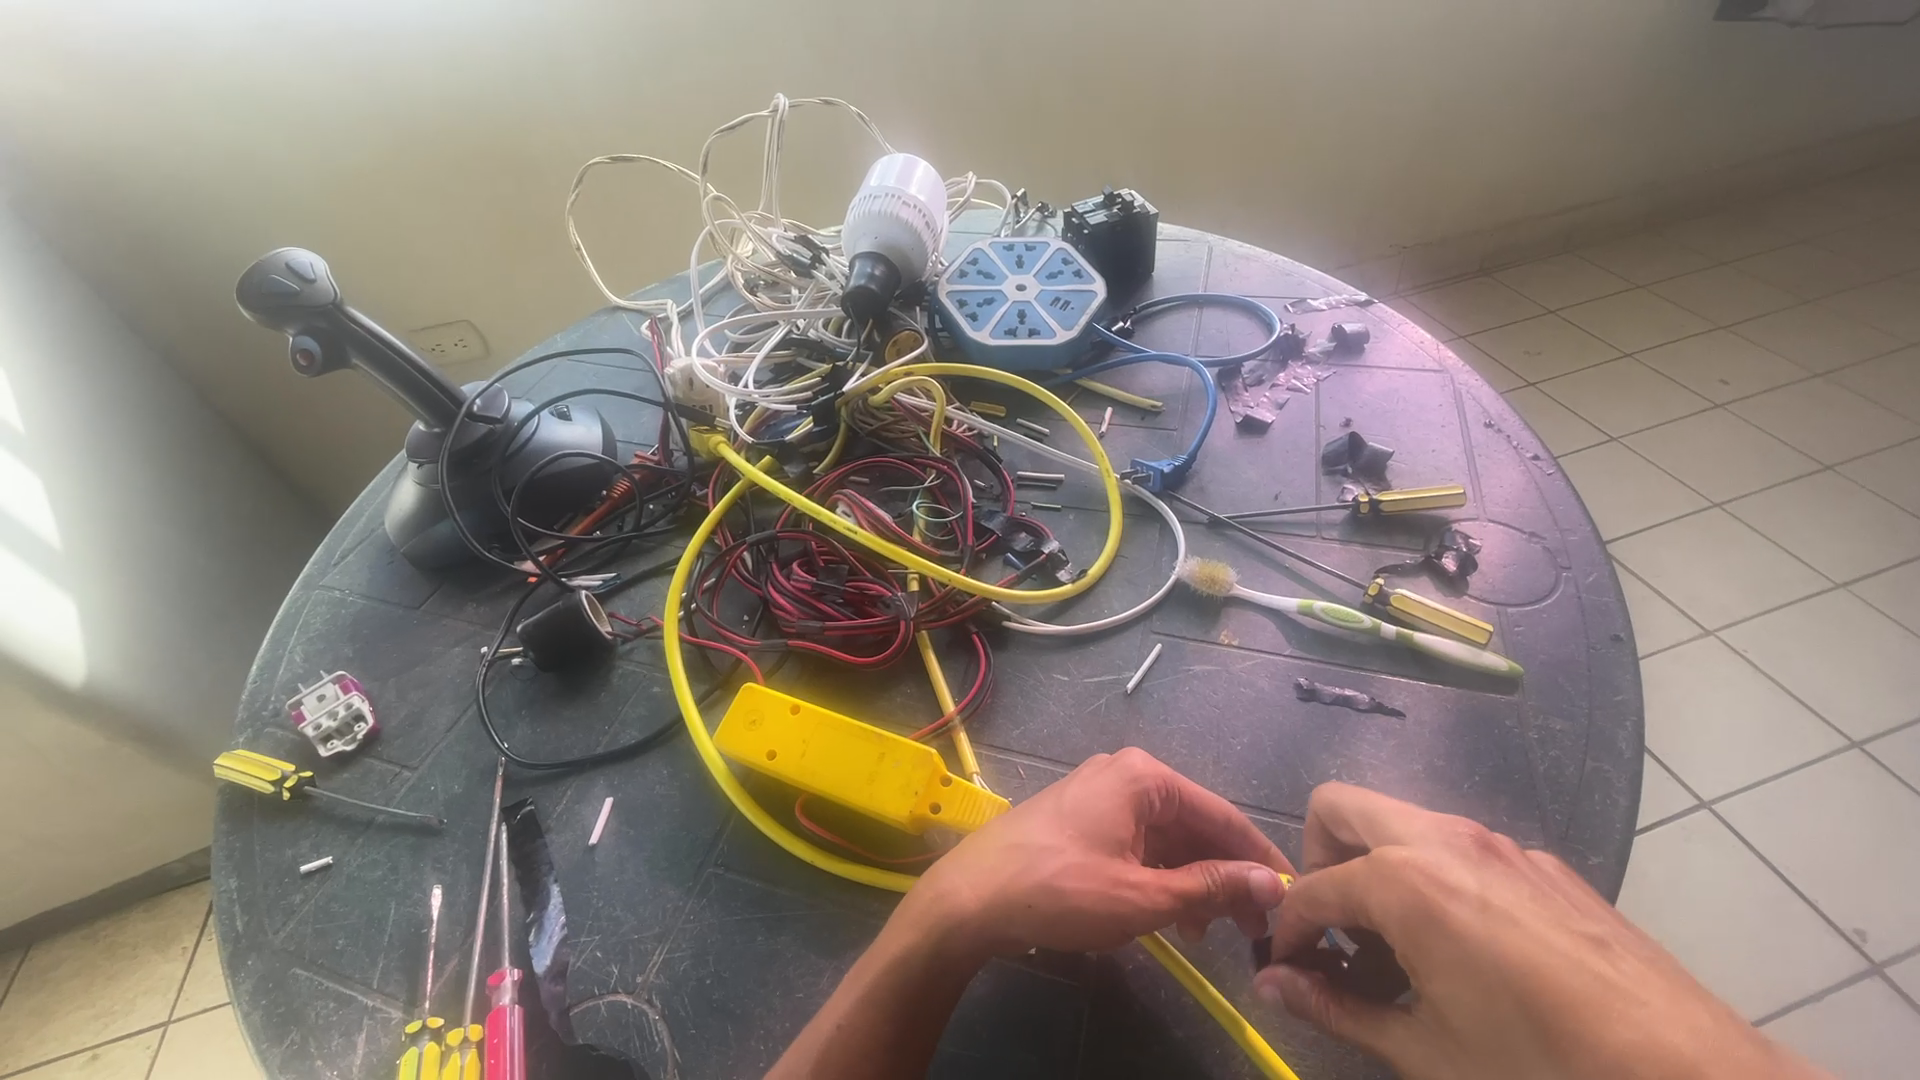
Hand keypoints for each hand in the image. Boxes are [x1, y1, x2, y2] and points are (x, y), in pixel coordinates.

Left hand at [901, 748, 1294, 959]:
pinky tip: (1171, 917)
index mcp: (1143, 777)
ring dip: (1190, 882)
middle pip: (1192, 825)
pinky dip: (1157, 878)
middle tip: (1253, 929)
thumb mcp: (1143, 896)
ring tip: (1208, 933)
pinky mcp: (1081, 819)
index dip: (1260, 858)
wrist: (971, 897)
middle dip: (1223, 875)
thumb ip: (1211, 888)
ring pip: (1164, 838)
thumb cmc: (1060, 890)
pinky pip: (1136, 844)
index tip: (1294, 896)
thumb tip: (1273, 884)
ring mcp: (1099, 795)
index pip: (1221, 815)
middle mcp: (1124, 775)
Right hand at [1255, 783, 1824, 1079]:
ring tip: (1403, 949)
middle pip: (1340, 808)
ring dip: (1377, 868)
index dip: (1287, 931)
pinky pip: (1461, 851)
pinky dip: (1436, 881)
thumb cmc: (1544, 1070)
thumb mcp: (1427, 1051)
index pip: (1311, 890)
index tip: (1287, 968)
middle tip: (1338, 929)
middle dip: (1319, 861)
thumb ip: (1336, 1008)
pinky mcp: (1544, 866)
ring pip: (1402, 824)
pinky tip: (1474, 954)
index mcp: (1403, 880)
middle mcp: (1442, 840)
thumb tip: (1270, 986)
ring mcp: (1499, 845)